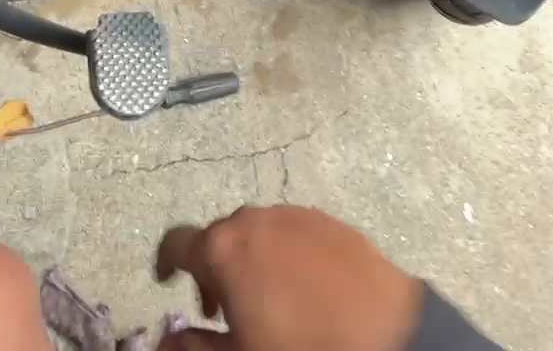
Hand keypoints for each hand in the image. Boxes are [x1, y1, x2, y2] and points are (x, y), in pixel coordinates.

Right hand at [155, 205, 422, 350]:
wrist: (388, 336)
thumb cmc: (301, 347)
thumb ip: (191, 346)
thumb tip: (164, 338)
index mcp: (222, 248)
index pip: (175, 243)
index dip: (164, 262)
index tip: (165, 281)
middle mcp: (251, 219)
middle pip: (218, 238)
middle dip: (213, 270)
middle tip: (223, 308)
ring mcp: (291, 215)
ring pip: (256, 234)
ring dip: (250, 261)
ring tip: (267, 300)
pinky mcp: (326, 220)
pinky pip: (291, 233)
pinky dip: (285, 255)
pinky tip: (304, 289)